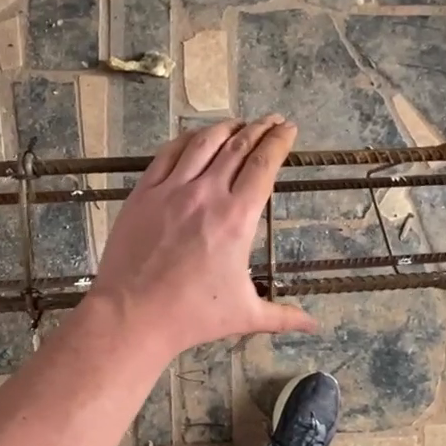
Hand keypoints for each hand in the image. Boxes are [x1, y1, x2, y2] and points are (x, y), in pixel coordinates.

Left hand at [84, 116, 315, 359]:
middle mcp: (206, 195)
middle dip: (259, 128)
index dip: (279, 141)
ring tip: (238, 123)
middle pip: (238, 146)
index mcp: (236, 218)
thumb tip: (312, 325)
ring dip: (225, 127)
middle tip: (272, 120)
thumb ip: (283, 315)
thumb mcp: (244, 315)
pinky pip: (167, 155)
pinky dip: (186, 140)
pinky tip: (194, 138)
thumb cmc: (191, 316)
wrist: (133, 315)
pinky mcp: (143, 194)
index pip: (263, 164)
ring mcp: (171, 191)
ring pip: (202, 143)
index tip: (288, 129)